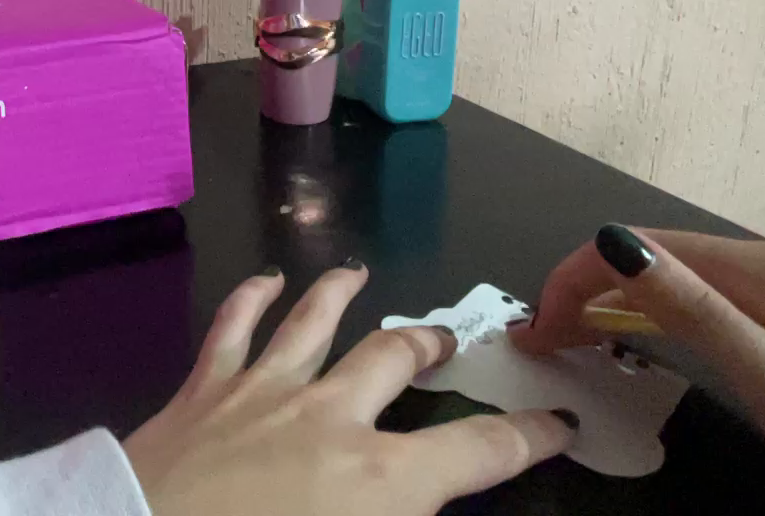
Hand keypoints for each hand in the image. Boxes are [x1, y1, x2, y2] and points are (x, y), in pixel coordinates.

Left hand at [123, 262, 575, 515]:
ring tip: (358, 273)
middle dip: (428, 343)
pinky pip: (234, 322)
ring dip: (340, 292)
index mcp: (379, 480)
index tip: (555, 420)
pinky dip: (251, 294)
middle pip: (392, 358)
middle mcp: (330, 414)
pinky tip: (266, 278)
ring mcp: (265, 386)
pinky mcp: (210, 379)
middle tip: (443, 338)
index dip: (525, 438)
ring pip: (313, 319)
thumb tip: (415, 506)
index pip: (476, 453)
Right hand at [513, 226, 764, 514]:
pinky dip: (670, 310)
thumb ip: (698, 315)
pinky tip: (653, 336)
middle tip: (552, 343)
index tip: (541, 327)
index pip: (640, 246)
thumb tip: (611, 242)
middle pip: (658, 256)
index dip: (576, 279)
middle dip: (593, 293)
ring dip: (626, 302)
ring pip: (685, 273)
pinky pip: (720, 291)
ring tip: (587, 343)